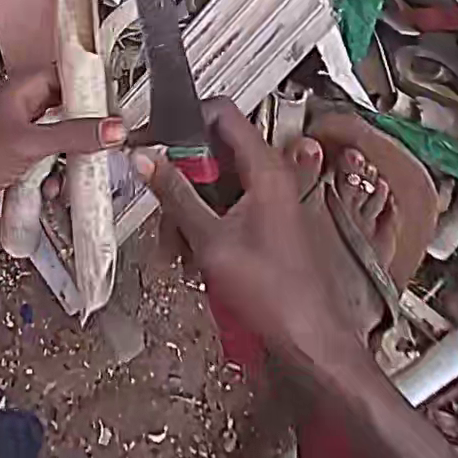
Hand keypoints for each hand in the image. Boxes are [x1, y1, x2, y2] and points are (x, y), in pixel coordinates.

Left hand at [0, 69, 122, 248]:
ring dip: (72, 158)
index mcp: (23, 89)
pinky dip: (57, 175)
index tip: (115, 101)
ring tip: (80, 171)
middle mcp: (24, 107)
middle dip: (87, 128)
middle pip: (69, 109)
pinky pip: (50, 163)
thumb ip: (73, 135)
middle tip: (107, 141)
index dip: (91, 85)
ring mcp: (22, 134)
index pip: (67, 73)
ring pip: (62, 139)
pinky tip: (55, 190)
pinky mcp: (19, 161)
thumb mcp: (29, 144)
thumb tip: (114, 127)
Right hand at [134, 99, 361, 363]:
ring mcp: (265, 199)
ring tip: (176, 243)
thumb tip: (145, 157)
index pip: (221, 113)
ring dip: (186, 208)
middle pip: (210, 152)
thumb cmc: (275, 294)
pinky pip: (221, 207)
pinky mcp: (261, 221)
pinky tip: (191, 254)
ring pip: (211, 183)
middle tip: (162, 202)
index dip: (185, 119)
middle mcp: (268, 177)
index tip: (157, 139)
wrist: (311, 344)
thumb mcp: (210, 239)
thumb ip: (174, 193)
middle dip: (179, 177)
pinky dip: (201, 224)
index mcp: (264, 169)